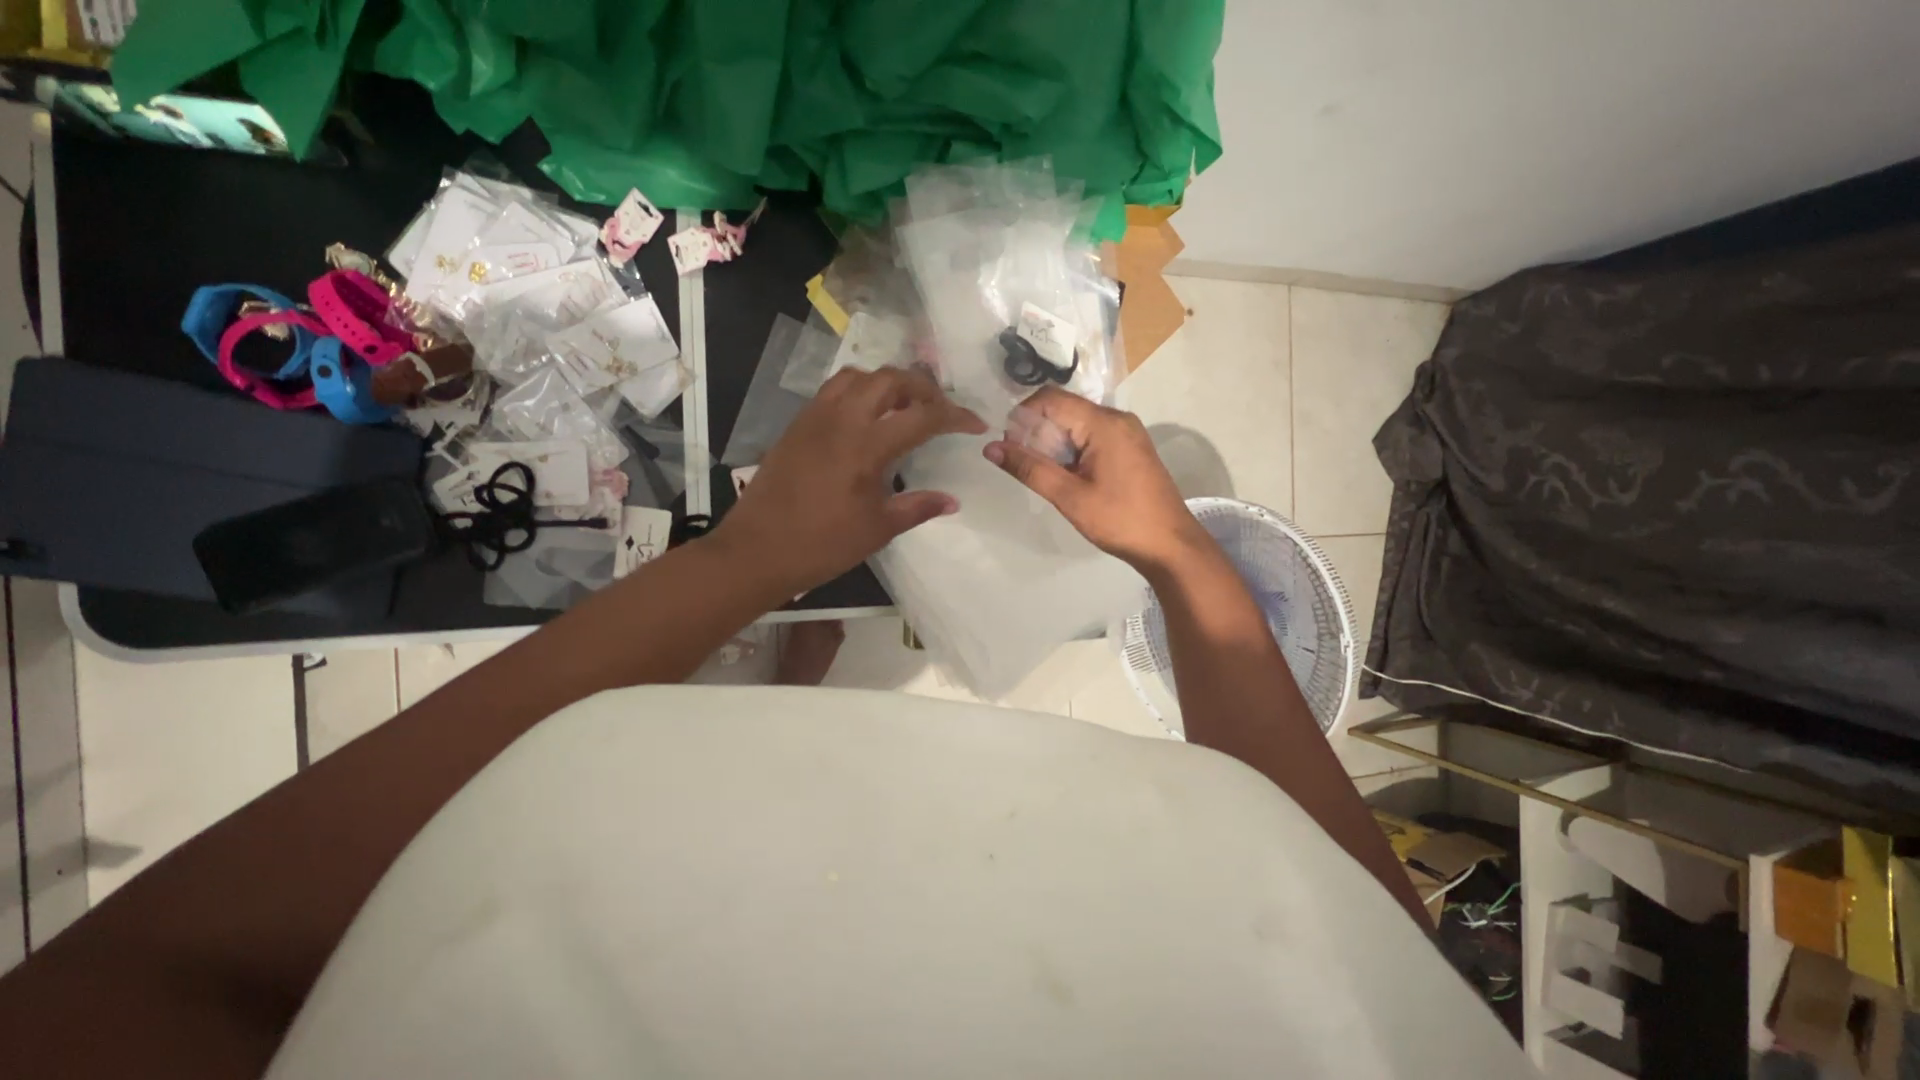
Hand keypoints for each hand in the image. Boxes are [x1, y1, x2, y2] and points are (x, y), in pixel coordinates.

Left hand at [712, 367, 985, 593]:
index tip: (976, 425)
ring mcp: (814, 417)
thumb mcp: (876, 529)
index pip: (922, 416)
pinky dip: (860, 392)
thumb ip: (917, 507)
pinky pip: (834, 391)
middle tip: (939, 411)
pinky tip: (866, 419)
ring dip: (888, 384)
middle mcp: (841, 419)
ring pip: (859, 377)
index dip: (955, 417)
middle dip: (923, 388)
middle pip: (890, 379)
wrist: (755, 550)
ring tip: (903, 407)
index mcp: (866, 444)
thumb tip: (951, 500)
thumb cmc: (820, 545)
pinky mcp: (797, 425)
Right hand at [984, 387, 1208, 572]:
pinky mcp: (1131, 447)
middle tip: (1024, 465)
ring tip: (1045, 475)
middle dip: (1037, 430)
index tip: (1009, 446)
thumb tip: (991, 448)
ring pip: (1077, 423)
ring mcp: (1127, 432)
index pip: (1050, 398)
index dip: (1022, 415)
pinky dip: (1073, 449)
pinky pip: (1093, 435)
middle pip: (1064, 408)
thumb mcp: (1069, 496)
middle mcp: (1117, 418)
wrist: (1170, 545)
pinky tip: (1069, 477)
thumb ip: (1030, 468)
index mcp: (1104, 423)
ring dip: (1055, 442)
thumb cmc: (1119, 520)